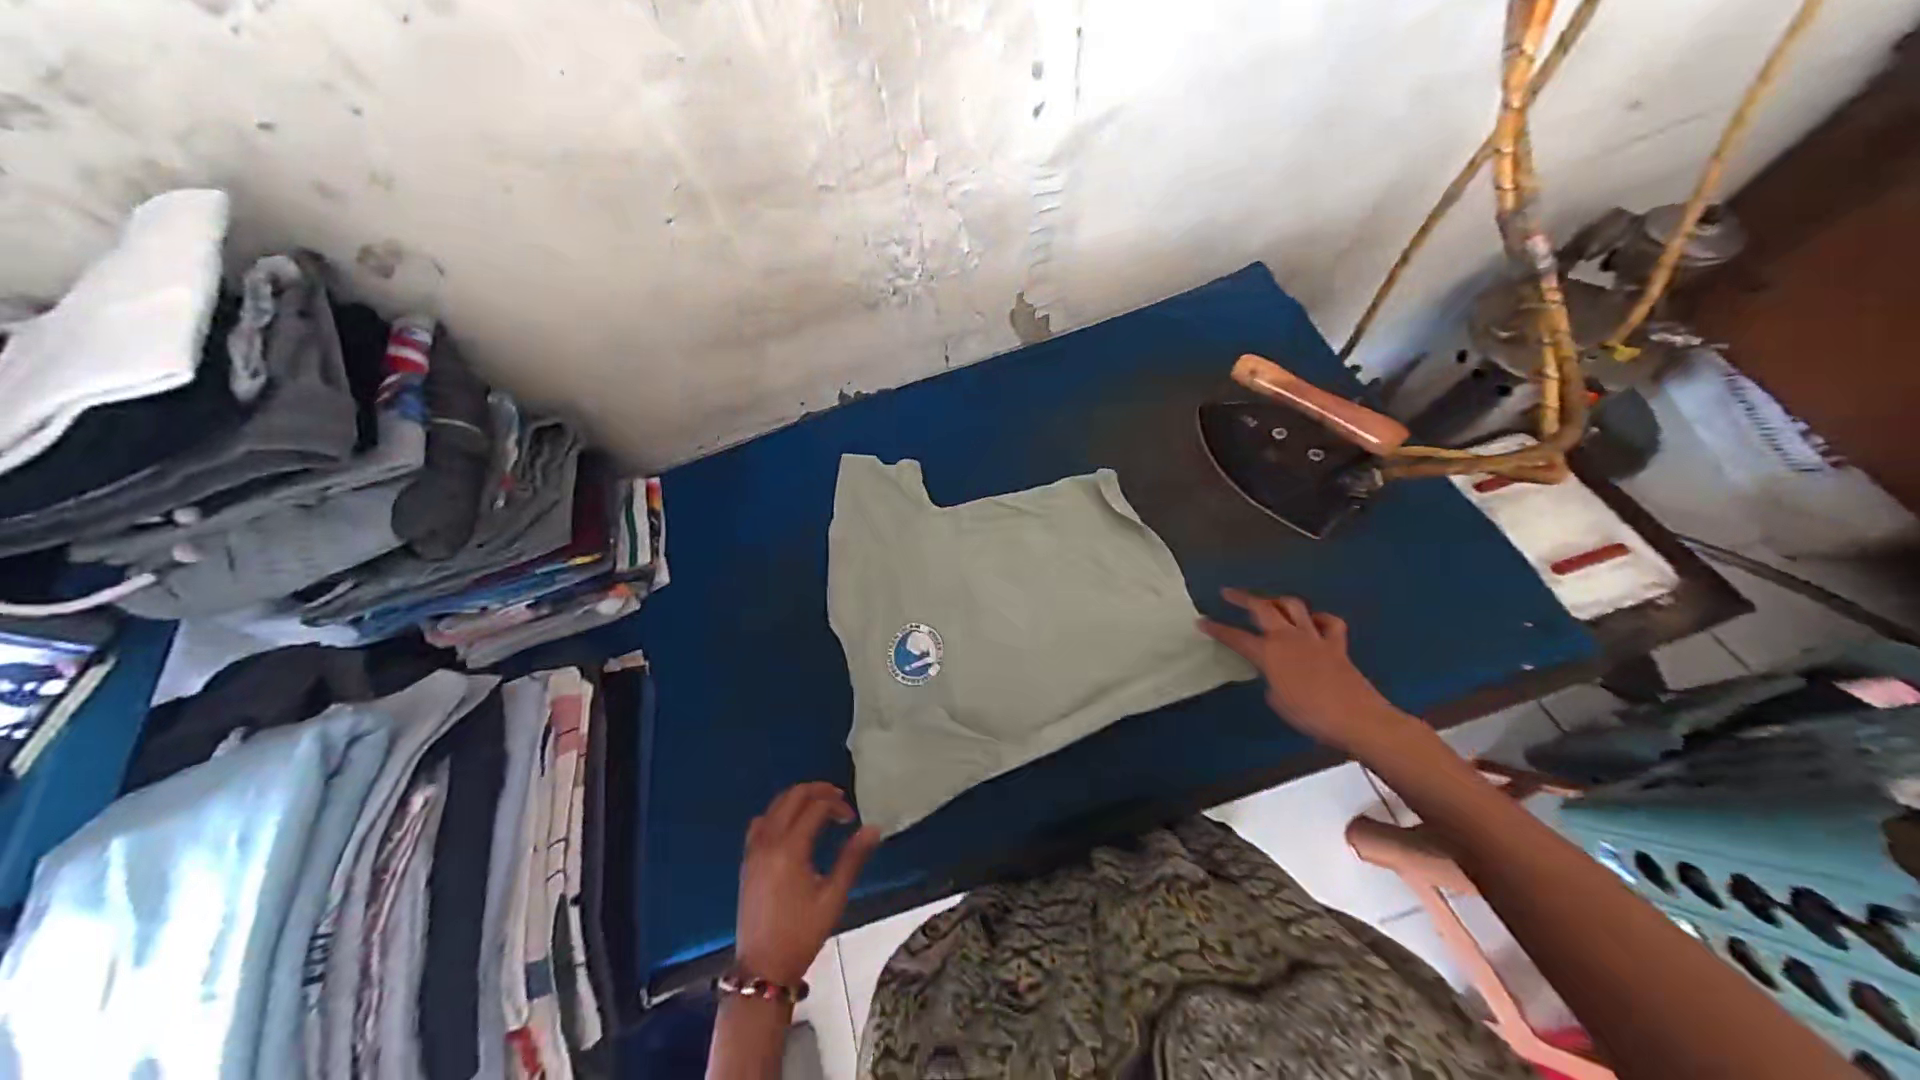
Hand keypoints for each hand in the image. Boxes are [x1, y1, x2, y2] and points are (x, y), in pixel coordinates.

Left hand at [735, 782, 881, 986]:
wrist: (764, 967)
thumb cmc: (802, 934)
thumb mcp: (833, 897)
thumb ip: (852, 858)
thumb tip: (873, 828)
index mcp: (790, 849)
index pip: (815, 807)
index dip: (837, 805)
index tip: (852, 819)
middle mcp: (768, 842)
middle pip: (792, 796)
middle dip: (817, 791)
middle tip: (839, 800)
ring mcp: (753, 850)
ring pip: (775, 805)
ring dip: (798, 799)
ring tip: (819, 808)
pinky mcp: (747, 860)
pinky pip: (761, 822)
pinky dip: (778, 813)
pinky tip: (792, 826)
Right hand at [1199, 589, 1416, 755]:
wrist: (1356, 718)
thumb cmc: (1309, 714)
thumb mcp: (1277, 700)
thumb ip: (1270, 680)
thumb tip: (1275, 674)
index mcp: (1268, 653)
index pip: (1235, 637)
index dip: (1217, 629)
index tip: (1201, 621)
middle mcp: (1288, 637)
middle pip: (1262, 607)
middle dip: (1242, 598)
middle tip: (1229, 593)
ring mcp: (1315, 638)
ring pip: (1294, 606)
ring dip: (1278, 601)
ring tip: (1269, 602)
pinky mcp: (1337, 645)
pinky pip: (1329, 623)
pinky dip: (1319, 618)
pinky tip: (1314, 621)